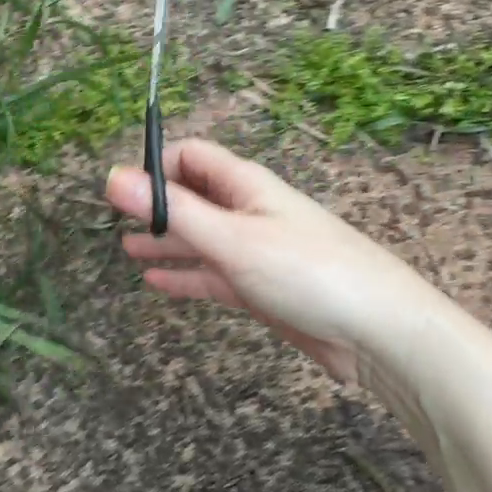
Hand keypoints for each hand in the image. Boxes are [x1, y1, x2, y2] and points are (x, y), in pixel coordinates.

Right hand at [106, 139, 456, 383]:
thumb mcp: (230, 239)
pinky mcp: (261, 287)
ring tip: (126, 249)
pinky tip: (156, 281)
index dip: (155, 168)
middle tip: (114, 221)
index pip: (191, 157)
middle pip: (192, 197)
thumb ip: (171, 211)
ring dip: (165, 241)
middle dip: (155, 206)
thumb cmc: (306, 272)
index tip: (121, 194)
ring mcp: (255, 250)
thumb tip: (112, 178)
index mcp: (245, 185)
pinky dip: (185, 275)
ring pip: (200, 238)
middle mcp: (249, 211)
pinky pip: (212, 274)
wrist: (379, 334)